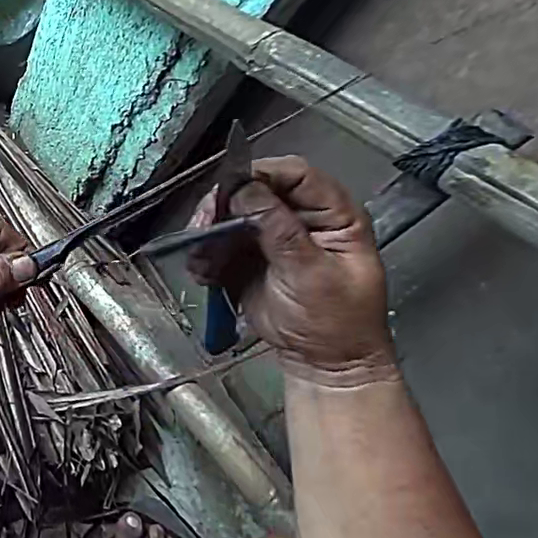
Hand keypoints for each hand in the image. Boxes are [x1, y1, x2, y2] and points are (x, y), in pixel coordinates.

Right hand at [188, 156, 396, 386]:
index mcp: (331, 214)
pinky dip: (205, 255)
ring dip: (208, 233)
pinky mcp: (246, 256)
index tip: (232, 189)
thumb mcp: (312, 273)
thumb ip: (280, 231)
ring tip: (201, 257)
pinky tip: (203, 272)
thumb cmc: (337, 321)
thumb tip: (248, 191)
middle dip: (224, 205)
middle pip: (253, 190)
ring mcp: (269, 235)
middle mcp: (298, 217)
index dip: (261, 175)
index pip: (295, 175)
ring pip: (229, 215)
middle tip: (205, 223)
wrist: (322, 362)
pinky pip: (218, 243)